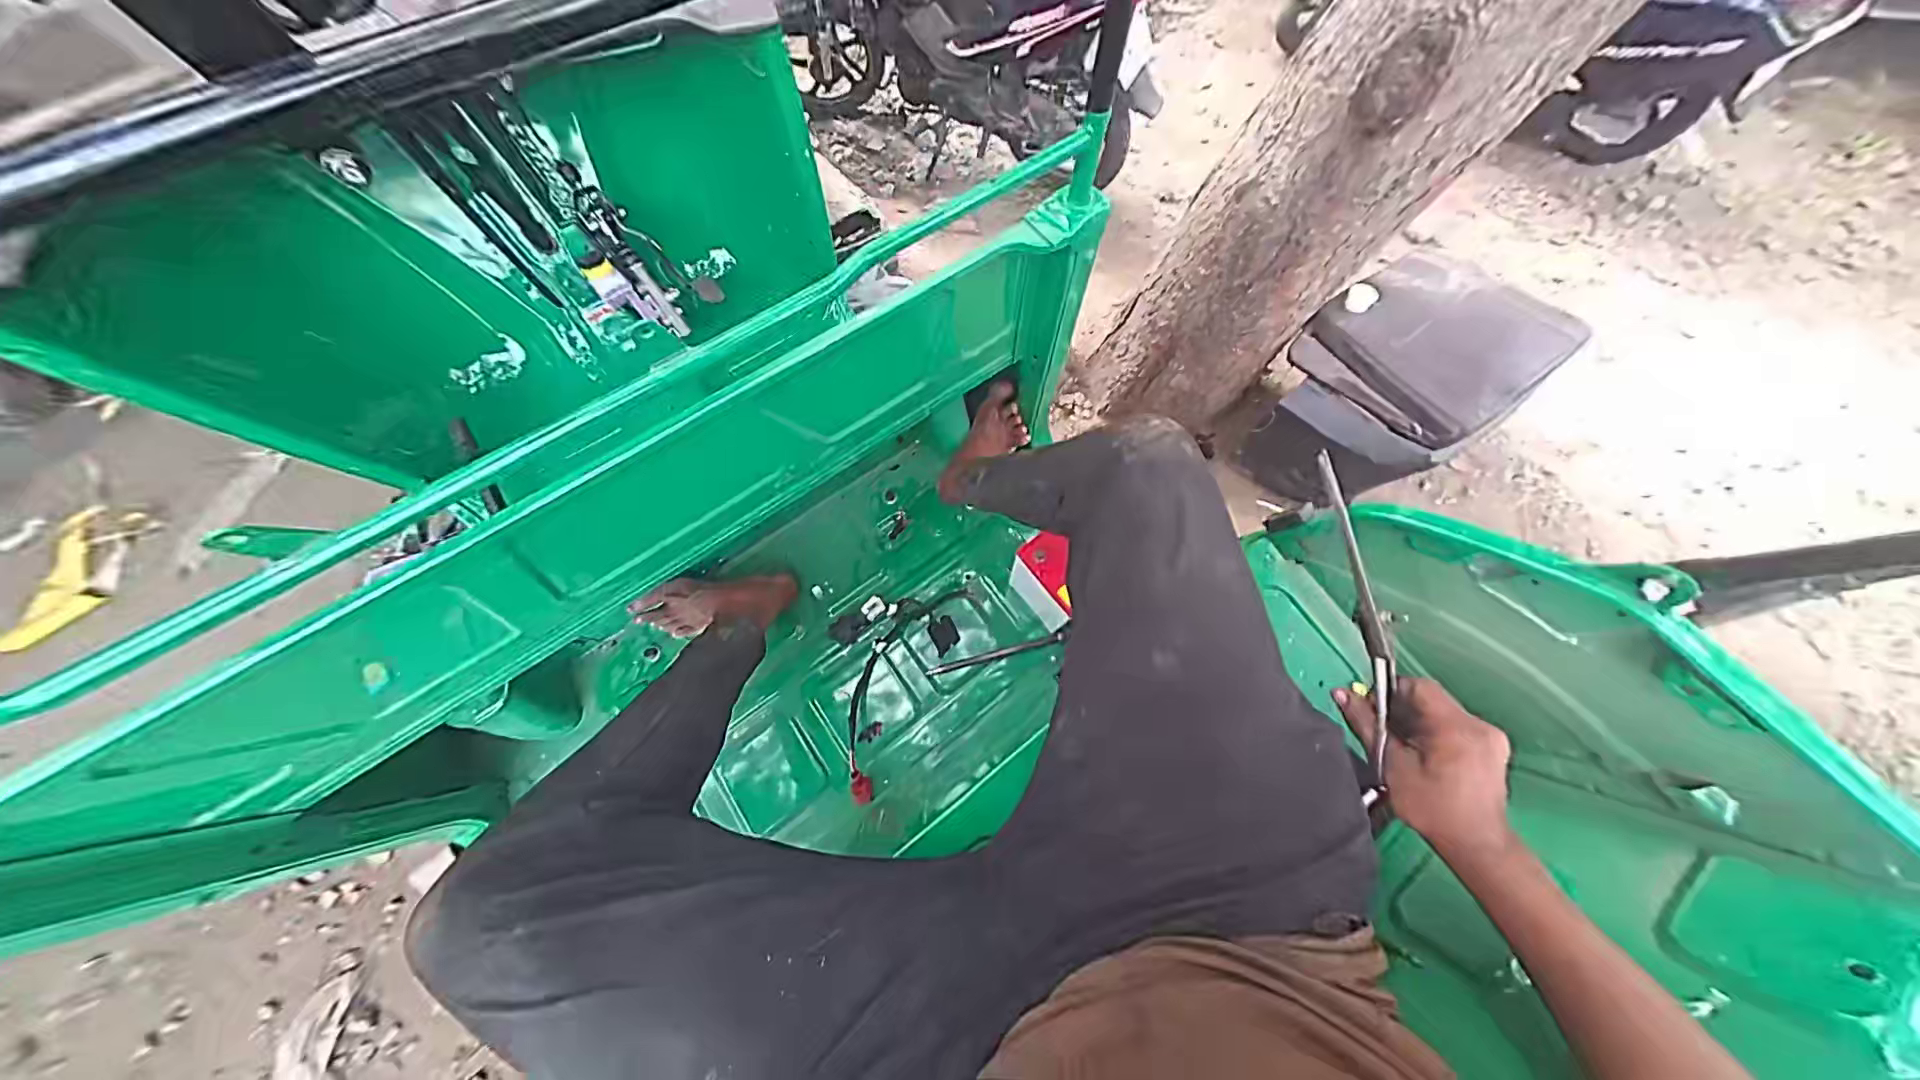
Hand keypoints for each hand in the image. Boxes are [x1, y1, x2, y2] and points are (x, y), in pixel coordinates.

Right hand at [1333, 676, 1513, 858]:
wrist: (1475, 843)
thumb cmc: (1430, 807)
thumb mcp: (1390, 763)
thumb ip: (1366, 724)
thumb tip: (1342, 693)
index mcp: (1456, 727)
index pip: (1419, 686)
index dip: (1391, 691)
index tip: (1375, 711)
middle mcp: (1479, 725)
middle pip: (1431, 699)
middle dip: (1403, 709)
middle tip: (1384, 731)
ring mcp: (1491, 736)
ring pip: (1442, 711)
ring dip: (1418, 721)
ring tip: (1404, 746)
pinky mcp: (1493, 747)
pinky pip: (1455, 724)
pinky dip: (1435, 731)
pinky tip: (1424, 754)